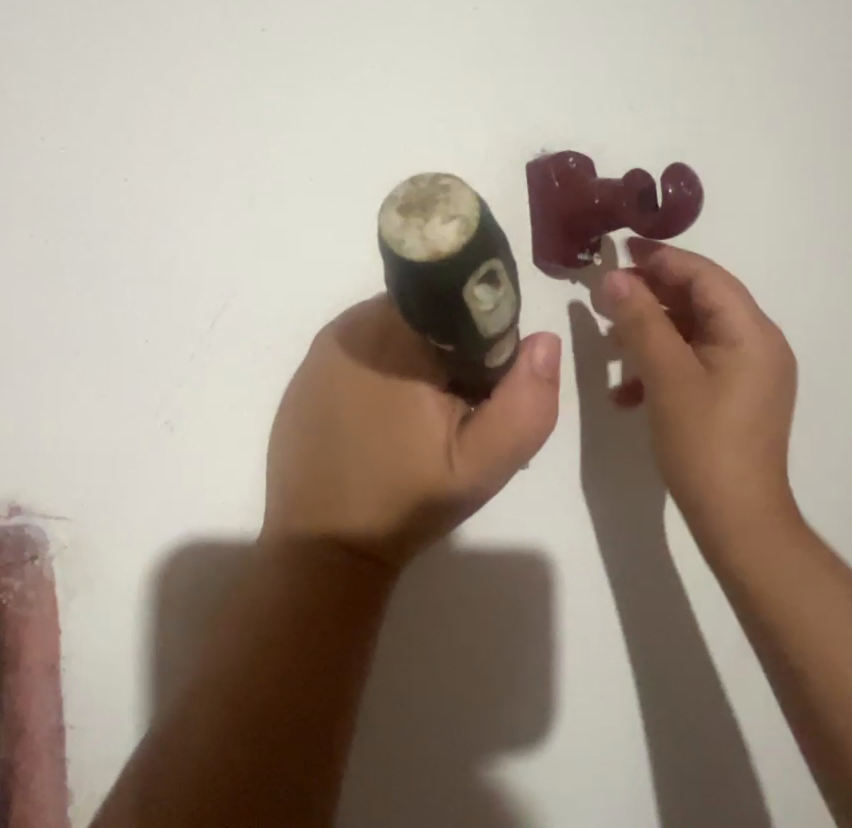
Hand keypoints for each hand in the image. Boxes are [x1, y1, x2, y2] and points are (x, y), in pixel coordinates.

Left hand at [264, 295, 561, 567]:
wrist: (321, 548)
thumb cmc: (404, 501)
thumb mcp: (483, 463)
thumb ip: (527, 401)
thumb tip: (544, 340)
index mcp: (393, 333)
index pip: (461, 303)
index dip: (489, 341)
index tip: (488, 389)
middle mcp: (352, 326)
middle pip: (429, 316)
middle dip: (456, 353)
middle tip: (461, 413)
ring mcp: (323, 351)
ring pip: (397, 332)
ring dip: (421, 363)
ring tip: (424, 423)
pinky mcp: (307, 375)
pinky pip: (365, 354)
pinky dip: (387, 375)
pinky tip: (389, 425)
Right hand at [590, 239, 798, 545]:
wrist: (738, 520)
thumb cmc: (704, 443)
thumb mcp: (666, 377)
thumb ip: (640, 321)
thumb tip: (613, 277)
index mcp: (752, 332)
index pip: (705, 275)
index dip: (661, 258)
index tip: (618, 251)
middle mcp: (759, 344)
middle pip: (700, 301)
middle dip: (651, 298)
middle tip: (604, 297)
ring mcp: (750, 374)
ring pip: (694, 334)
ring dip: (651, 334)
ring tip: (610, 344)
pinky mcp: (736, 398)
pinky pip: (696, 364)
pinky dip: (662, 366)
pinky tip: (627, 392)